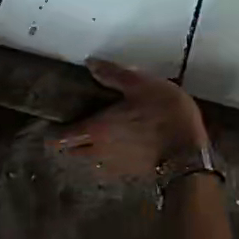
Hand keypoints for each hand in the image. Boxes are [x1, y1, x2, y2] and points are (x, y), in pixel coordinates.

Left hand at [50, 59, 208, 177]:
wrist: (188, 156)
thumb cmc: (162, 115)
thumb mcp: (140, 85)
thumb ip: (113, 75)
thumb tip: (90, 64)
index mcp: (97, 129)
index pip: (63, 138)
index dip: (53, 135)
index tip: (50, 127)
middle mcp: (100, 152)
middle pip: (75, 152)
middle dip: (70, 143)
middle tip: (73, 127)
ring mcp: (116, 167)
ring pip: (93, 161)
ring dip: (90, 151)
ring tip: (97, 136)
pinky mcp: (133, 174)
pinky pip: (112, 166)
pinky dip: (110, 157)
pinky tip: (121, 147)